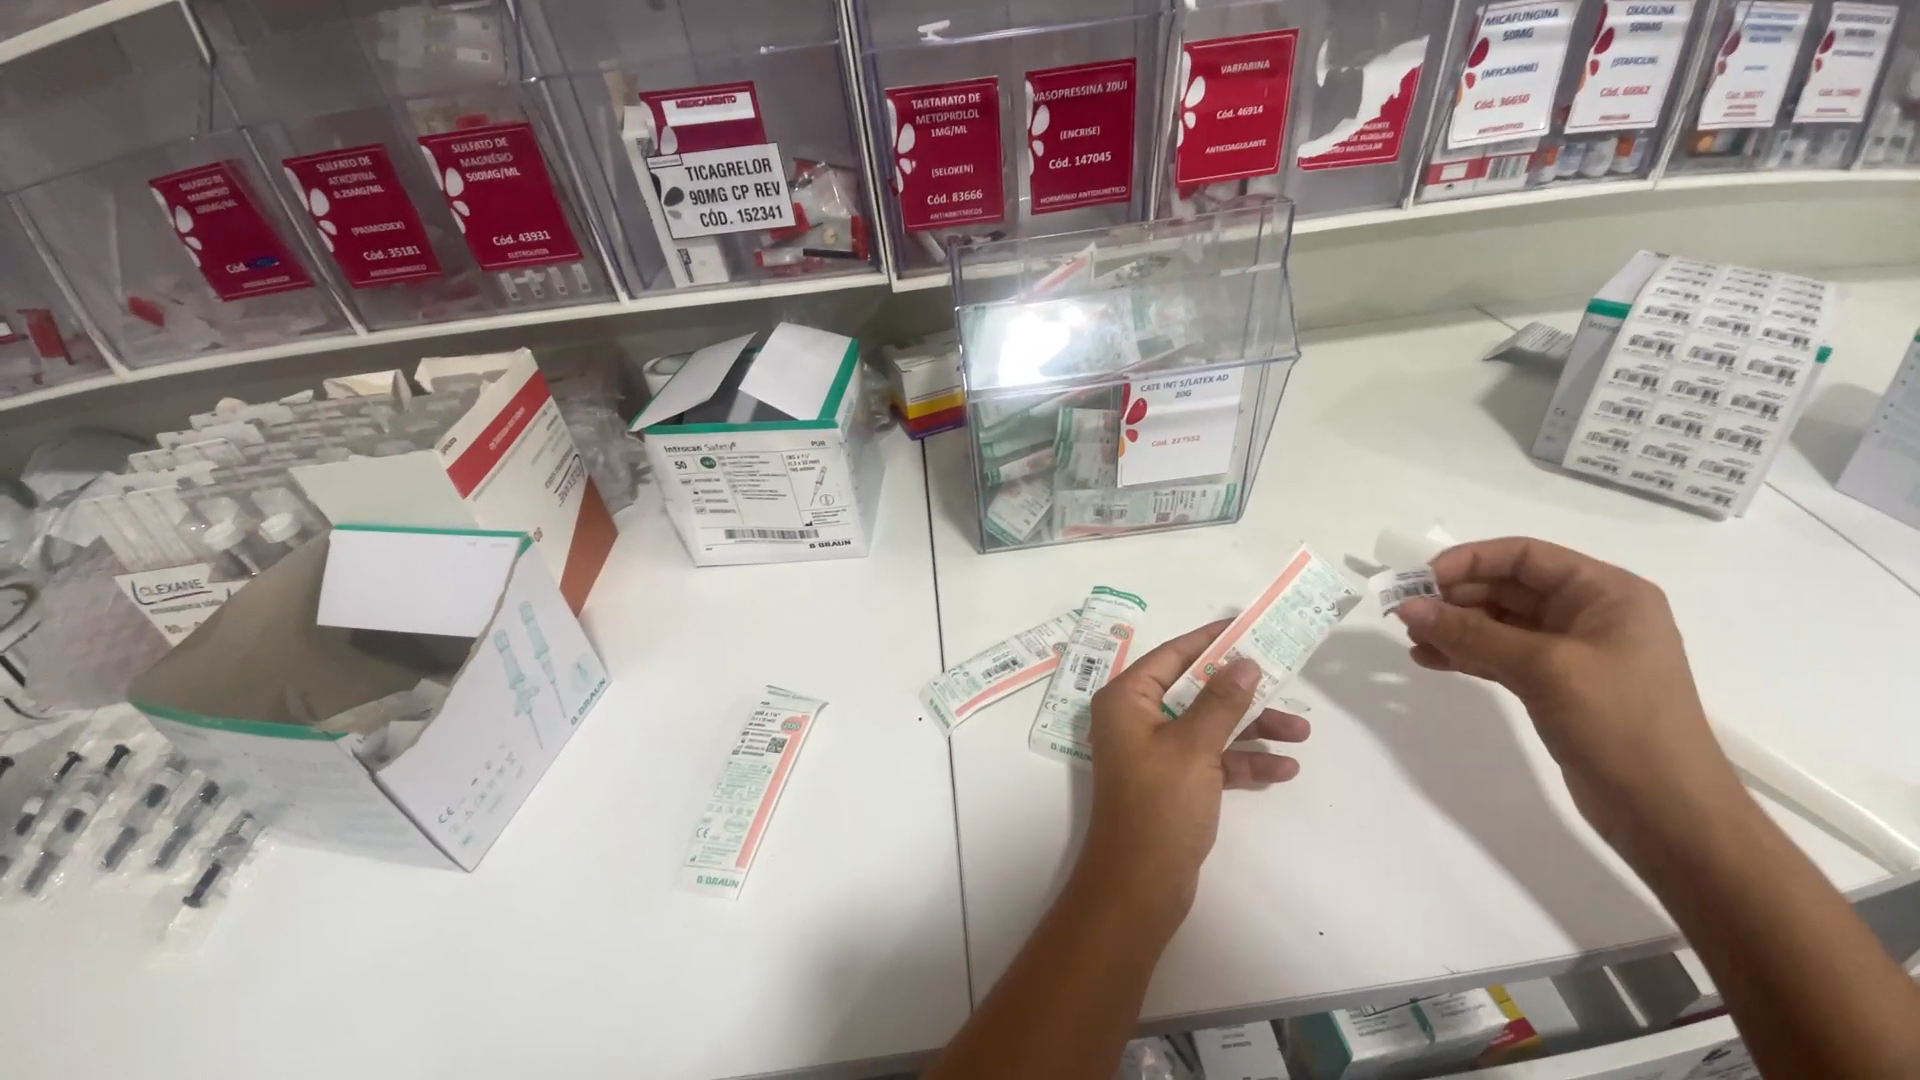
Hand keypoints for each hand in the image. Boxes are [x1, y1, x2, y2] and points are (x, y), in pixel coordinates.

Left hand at [1075, 620, 1309, 929]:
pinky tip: (1283, 770)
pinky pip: (1212, 760)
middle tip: (1286, 682)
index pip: (1172, 656)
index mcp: (1127, 700)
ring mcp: (1154, 753)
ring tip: (1301, 733)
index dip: (1210, 641)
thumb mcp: (1194, 747)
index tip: (1248, 628)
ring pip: (1209, 726)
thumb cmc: (1159, 805)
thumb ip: (1221, 701)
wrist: (1139, 886)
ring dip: (1251, 728)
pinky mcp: (1173, 782)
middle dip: (1242, 692)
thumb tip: (1244, 661)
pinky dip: (1243, 762)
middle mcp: (1136, 720)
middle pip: (1195, 691)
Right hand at [1391, 537, 1741, 856]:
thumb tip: (1406, 607)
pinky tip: (1430, 660)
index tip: (1420, 579)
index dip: (1470, 560)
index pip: (1526, 556)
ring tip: (1412, 640)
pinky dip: (1466, 654)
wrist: (1666, 810)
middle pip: (1508, 587)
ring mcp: (1574, 652)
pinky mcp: (1557, 685)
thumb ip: (1471, 634)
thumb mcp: (1543, 668)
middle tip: (1405, 614)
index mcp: (1607, 593)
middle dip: (1455, 597)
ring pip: (1499, 623)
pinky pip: (1501, 655)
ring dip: (1454, 627)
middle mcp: (1591, 614)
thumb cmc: (1619, 723)